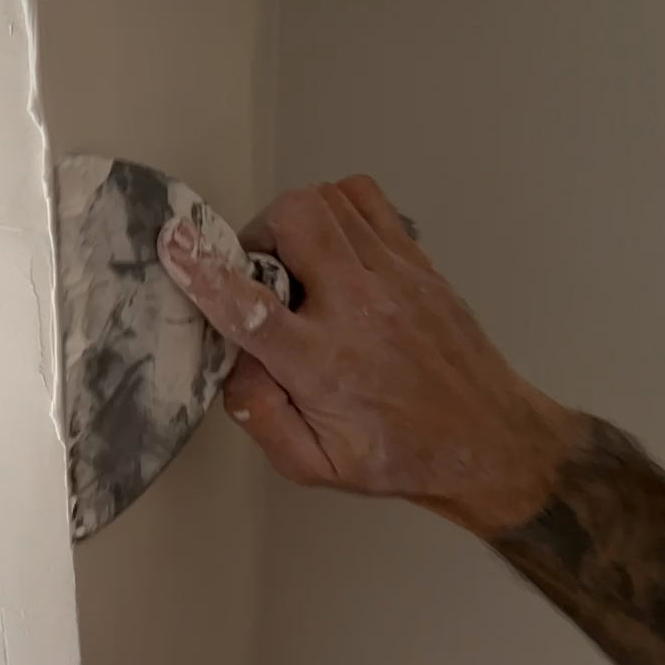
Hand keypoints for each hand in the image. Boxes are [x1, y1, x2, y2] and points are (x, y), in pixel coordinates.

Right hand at [157, 174, 589, 537]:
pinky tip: (329, 248)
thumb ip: (258, 417)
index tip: (172, 245)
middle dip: (255, 235)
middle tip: (256, 274)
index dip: (205, 272)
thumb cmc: (391, 457)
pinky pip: (365, 200)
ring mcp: (396, 276)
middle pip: (295, 221)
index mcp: (323, 364)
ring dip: (291, 222)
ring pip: (327, 200)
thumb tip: (233, 363)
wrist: (492, 442)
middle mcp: (359, 308)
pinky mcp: (419, 261)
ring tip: (291, 262)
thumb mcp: (310, 464)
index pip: (251, 308)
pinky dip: (333, 208)